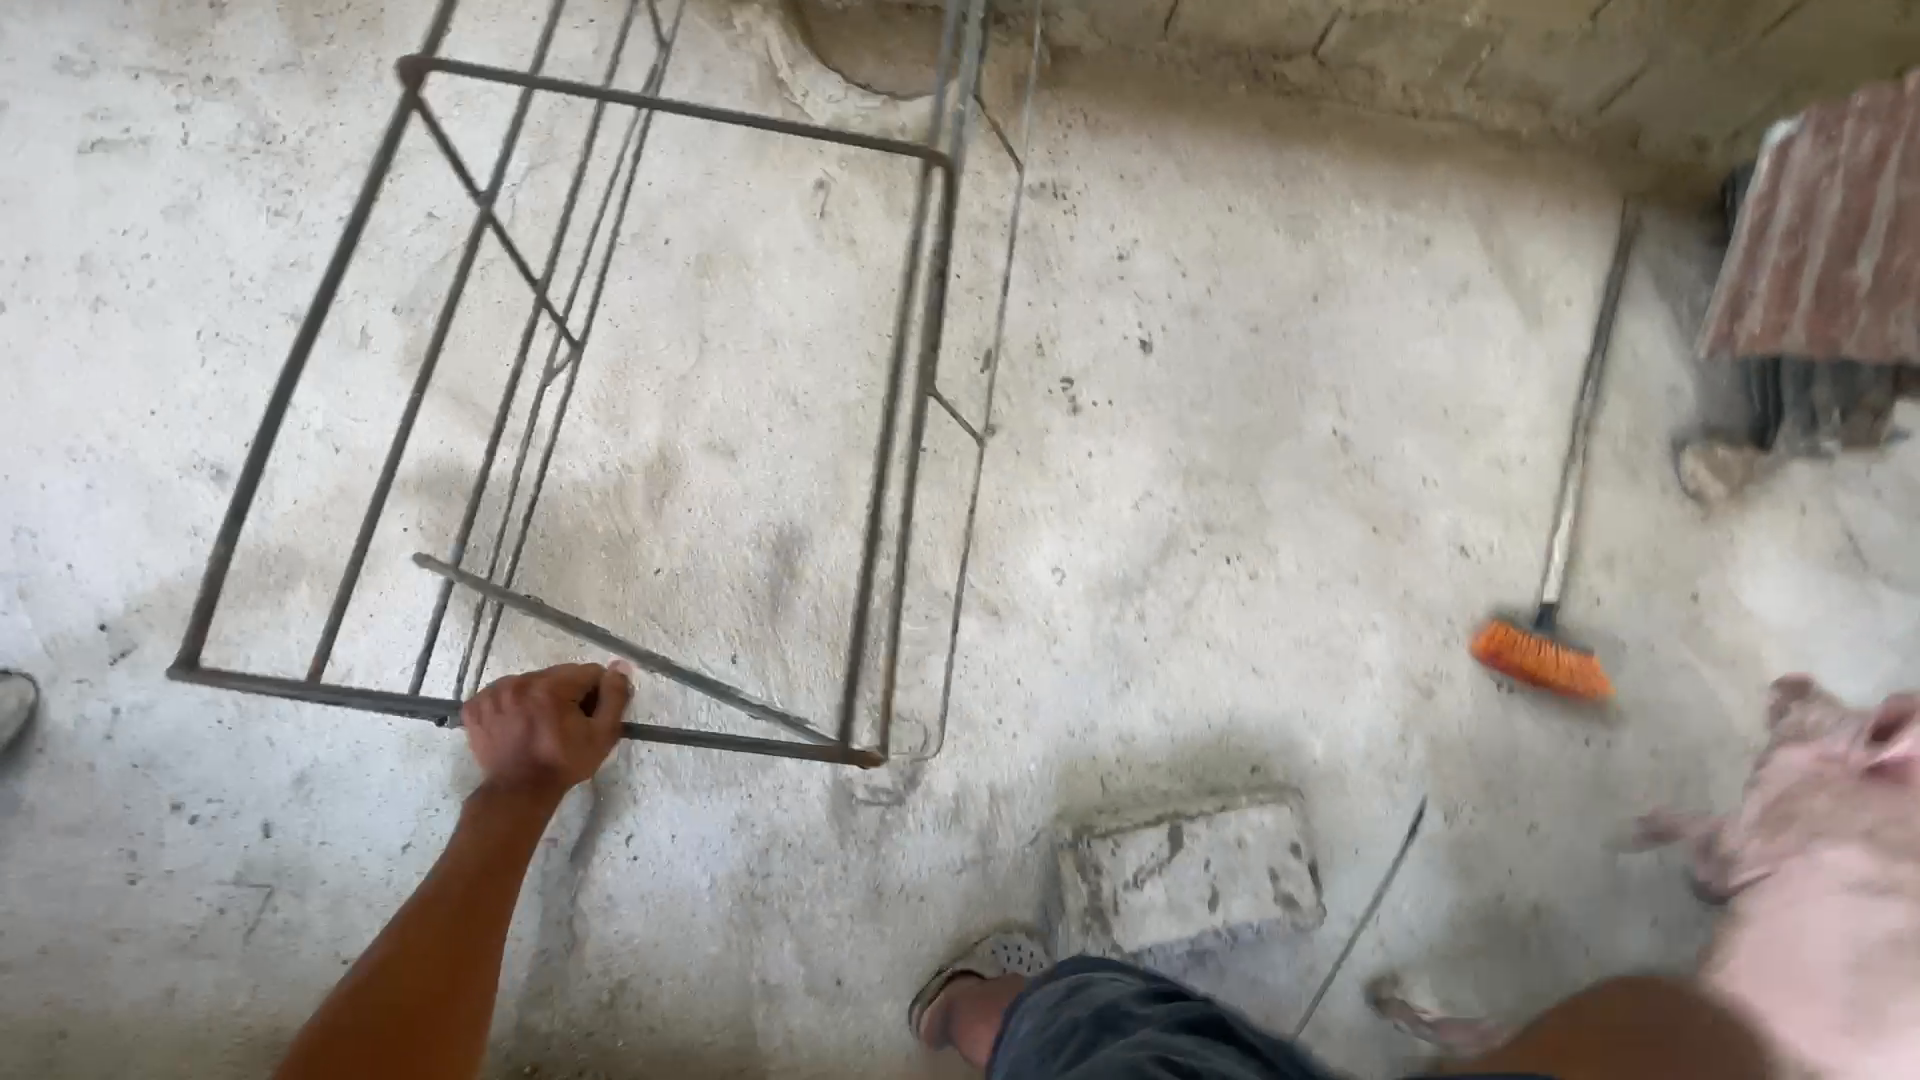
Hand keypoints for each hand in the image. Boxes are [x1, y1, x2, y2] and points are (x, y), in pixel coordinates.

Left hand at [461, 661, 632, 798]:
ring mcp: (493, 694)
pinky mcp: (475, 706)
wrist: (518, 792)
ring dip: (541, 696)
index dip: (596, 693)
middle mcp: (519, 683)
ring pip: (532, 681)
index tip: (589, 716)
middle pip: (559, 675)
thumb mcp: (603, 734)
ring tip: (541, 724)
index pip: (589, 672)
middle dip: (568, 693)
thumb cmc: (564, 763)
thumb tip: (619, 665)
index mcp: (551, 688)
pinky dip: (514, 703)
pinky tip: (518, 724)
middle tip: (567, 723)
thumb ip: (615, 696)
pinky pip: (505, 692)